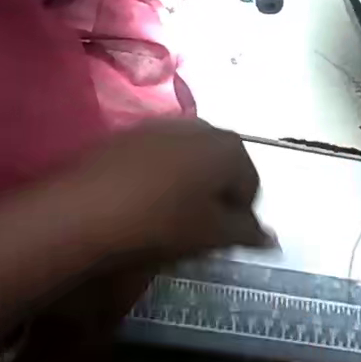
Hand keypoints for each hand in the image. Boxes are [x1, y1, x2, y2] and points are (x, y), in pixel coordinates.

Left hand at [48, 119, 274, 266]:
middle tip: (201, 226)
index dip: (242, 212)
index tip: (224, 237)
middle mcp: (198, 125)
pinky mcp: (130, 131)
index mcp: (226, 146)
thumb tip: (272, 237)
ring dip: (189, 181)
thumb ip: (245, 231)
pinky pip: (160, 152)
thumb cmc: (162, 220)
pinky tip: (145, 199)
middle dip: (217, 191)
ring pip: (189, 155)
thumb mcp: (211, 234)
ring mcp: (161, 123)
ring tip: (172, 214)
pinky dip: (162, 173)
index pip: (251, 181)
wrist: (88, 206)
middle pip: (220, 162)